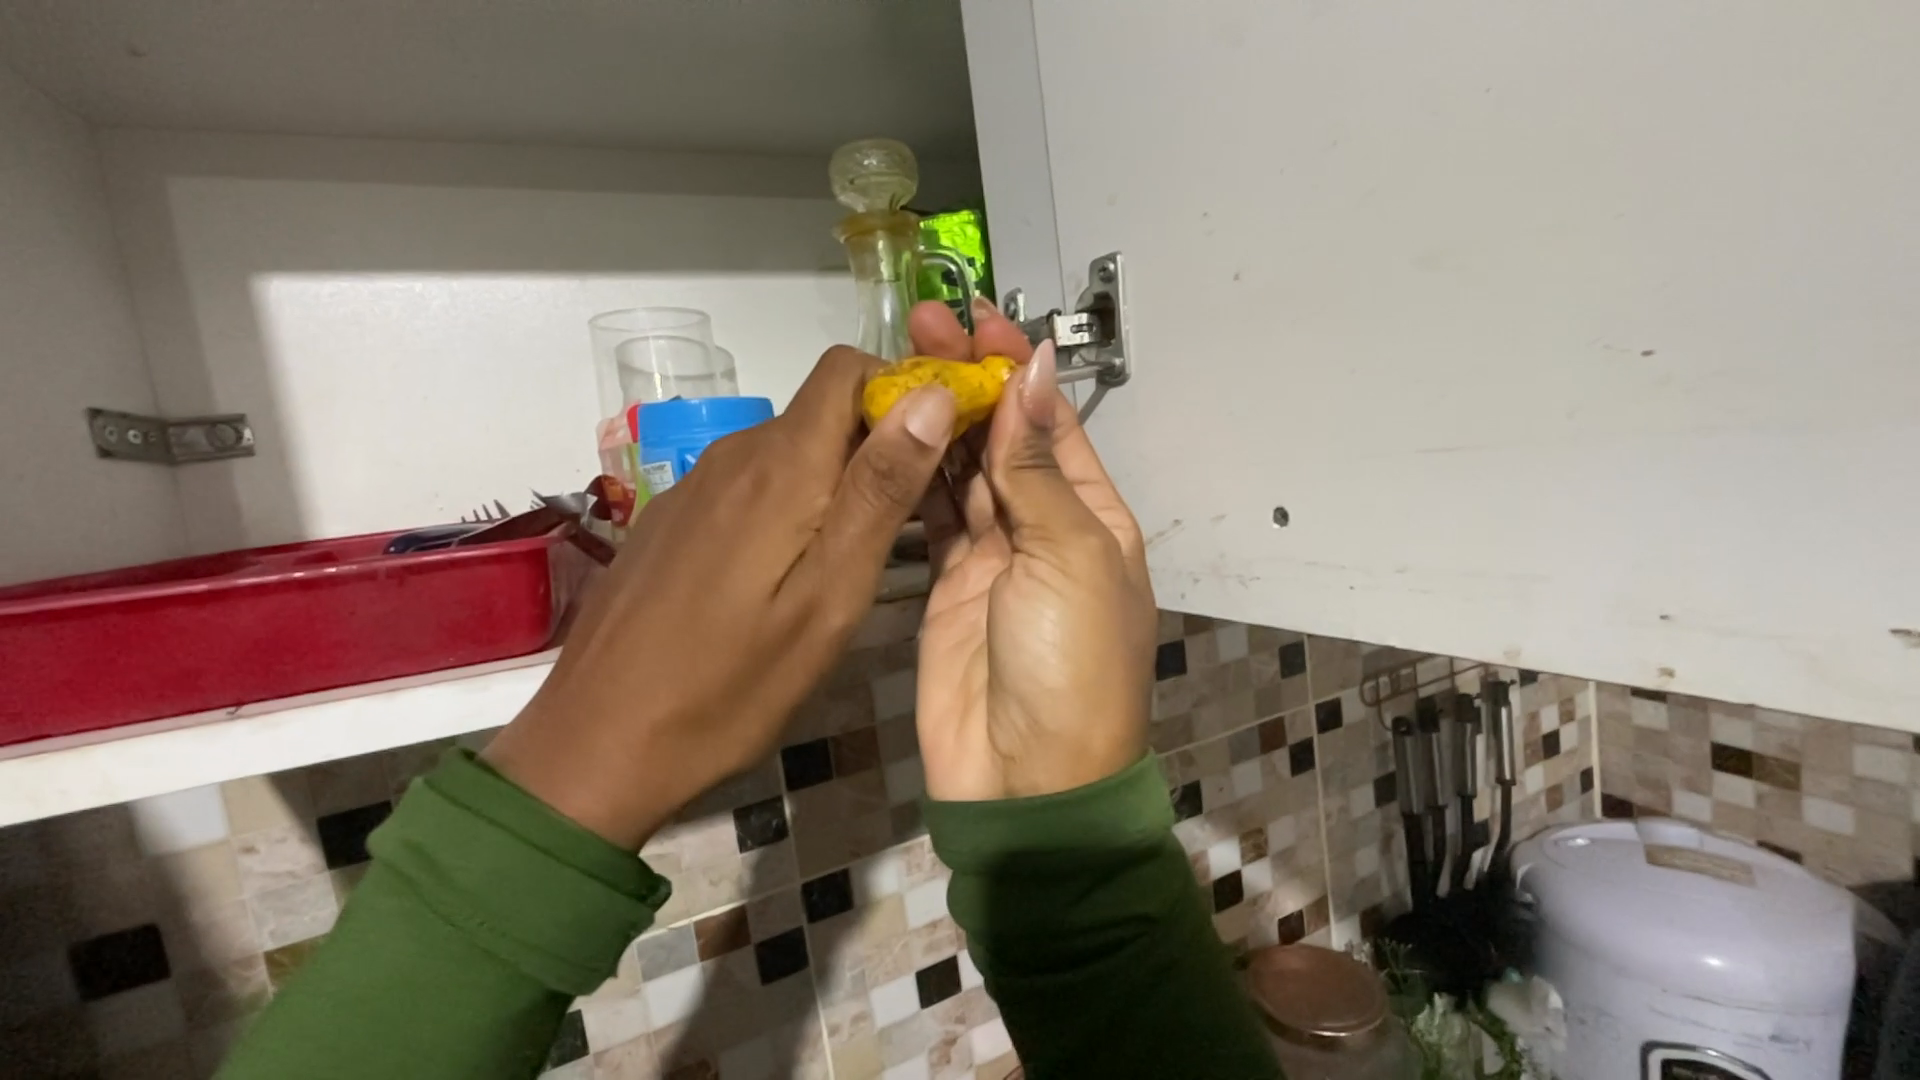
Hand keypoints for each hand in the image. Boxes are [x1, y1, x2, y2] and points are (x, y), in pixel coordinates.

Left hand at [485, 348, 957, 849]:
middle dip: (875, 443)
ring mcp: (695, 488)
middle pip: (820, 410)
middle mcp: (733, 455)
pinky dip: (788, 505)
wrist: (596, 744)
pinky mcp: (673, 520)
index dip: (900, 391)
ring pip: (787, 450)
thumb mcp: (828, 596)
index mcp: (781, 465)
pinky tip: (784, 574)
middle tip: (907, 521)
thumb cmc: (731, 684)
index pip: (847, 368)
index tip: (935, 448)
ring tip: (852, 556)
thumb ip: (879, 490)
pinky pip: (749, 486)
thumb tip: (931, 395)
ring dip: (834, 480)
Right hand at [913, 299, 1157, 801]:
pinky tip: (888, 431)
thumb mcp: (1070, 553)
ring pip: (961, 471)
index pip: (1052, 423)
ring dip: (938, 420)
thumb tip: (1036, 369)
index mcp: (1092, 514)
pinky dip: (911, 475)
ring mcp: (992, 555)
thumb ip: (1038, 465)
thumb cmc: (1070, 660)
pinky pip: (928, 516)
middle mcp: (1044, 526)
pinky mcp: (945, 583)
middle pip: (1004, 439)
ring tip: (897, 366)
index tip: (980, 317)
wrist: (1025, 776)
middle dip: (970, 383)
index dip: (1019, 370)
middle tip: (921, 327)